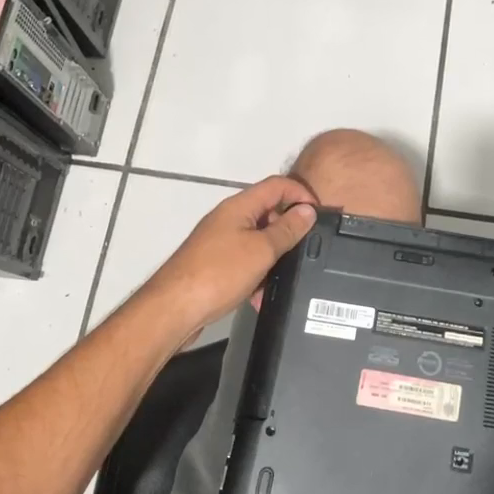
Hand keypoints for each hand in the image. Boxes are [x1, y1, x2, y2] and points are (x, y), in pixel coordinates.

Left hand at [133, 176, 317, 341]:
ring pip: (257, 240)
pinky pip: (244, 261)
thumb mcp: (261, 250)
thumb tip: (307, 210)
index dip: (301, 194)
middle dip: (290, 228)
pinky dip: (257, 274)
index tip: (320, 216)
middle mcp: (228, 218)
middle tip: (309, 248)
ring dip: (274, 256)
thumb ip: (287, 229)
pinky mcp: (214, 264)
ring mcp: (219, 241)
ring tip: (288, 278)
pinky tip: (262, 297)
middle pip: (268, 211)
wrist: (172, 309)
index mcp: (240, 206)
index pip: (278, 185)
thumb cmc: (219, 273)